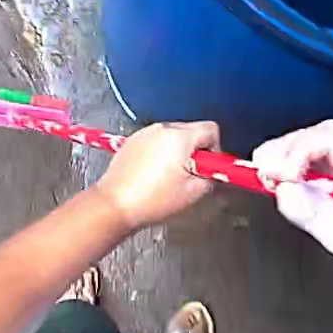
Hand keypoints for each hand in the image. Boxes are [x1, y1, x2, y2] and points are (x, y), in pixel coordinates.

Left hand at [94, 121, 219, 230]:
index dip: (215, 150)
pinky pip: (157, 141)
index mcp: (180, 137)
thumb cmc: (151, 199)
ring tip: (169, 179)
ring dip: (178, 152)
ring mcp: (146, 132)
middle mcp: (163, 128)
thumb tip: (218, 171)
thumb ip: (213, 177)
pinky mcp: (134, 140)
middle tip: (190, 176)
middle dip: (197, 152)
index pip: (212, 129)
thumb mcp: (193, 193)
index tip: (208, 168)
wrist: (114, 204)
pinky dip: (161, 153)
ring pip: (175, 136)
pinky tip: (154, 175)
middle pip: (193, 131)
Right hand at [255, 121, 332, 332]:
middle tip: (262, 169)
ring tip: (267, 178)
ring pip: (319, 156)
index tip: (277, 176)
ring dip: (289, 160)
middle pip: (322, 138)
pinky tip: (285, 194)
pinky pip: (319, 180)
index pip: (330, 139)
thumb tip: (285, 191)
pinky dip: (296, 180)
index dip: (297, 150)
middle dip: (288, 147)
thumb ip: (325, 220)